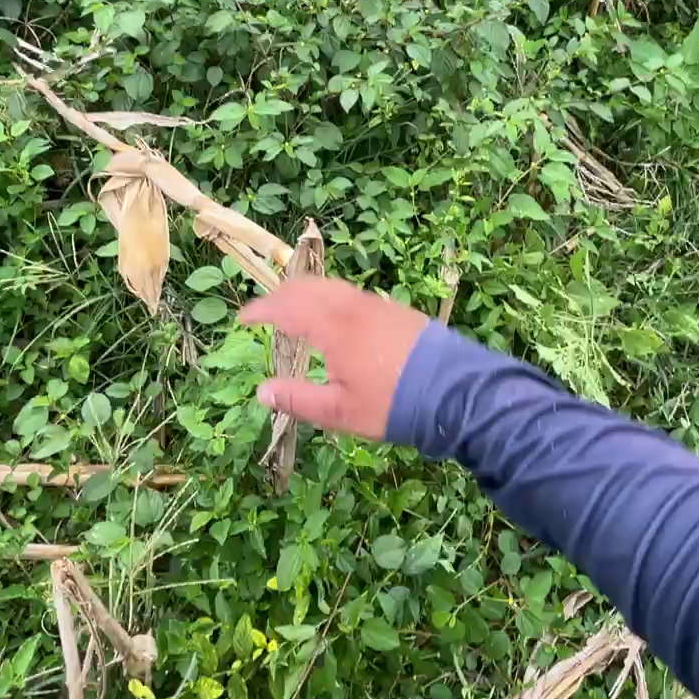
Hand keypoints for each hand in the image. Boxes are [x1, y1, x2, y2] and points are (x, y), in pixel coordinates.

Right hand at [237, 277, 428, 440]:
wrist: (455, 390)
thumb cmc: (392, 404)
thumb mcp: (340, 411)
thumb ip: (298, 400)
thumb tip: (262, 391)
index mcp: (333, 327)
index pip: (287, 308)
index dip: (261, 310)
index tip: (243, 318)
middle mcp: (352, 307)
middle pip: (308, 288)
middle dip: (281, 296)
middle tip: (264, 310)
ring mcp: (377, 305)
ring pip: (332, 287)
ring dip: (306, 292)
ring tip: (294, 307)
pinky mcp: (395, 310)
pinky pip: (352, 294)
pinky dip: (330, 296)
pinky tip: (335, 313)